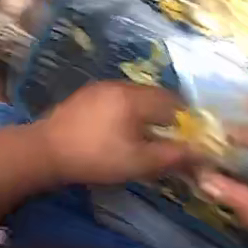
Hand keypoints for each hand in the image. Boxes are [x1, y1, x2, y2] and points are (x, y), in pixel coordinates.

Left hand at [35, 81, 191, 186]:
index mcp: (135, 97)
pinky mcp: (83, 96)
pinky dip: (125, 114)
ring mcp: (98, 88)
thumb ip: (173, 156)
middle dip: (166, 117)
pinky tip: (119, 133)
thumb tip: (202, 153)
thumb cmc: (95, 157)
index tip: (189, 140)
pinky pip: (115, 100)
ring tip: (145, 139)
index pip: (174, 102)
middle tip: (169, 141)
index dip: (186, 121)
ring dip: (145, 115)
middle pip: (154, 96)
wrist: (45, 151)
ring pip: (134, 98)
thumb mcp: (139, 162)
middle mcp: (118, 85)